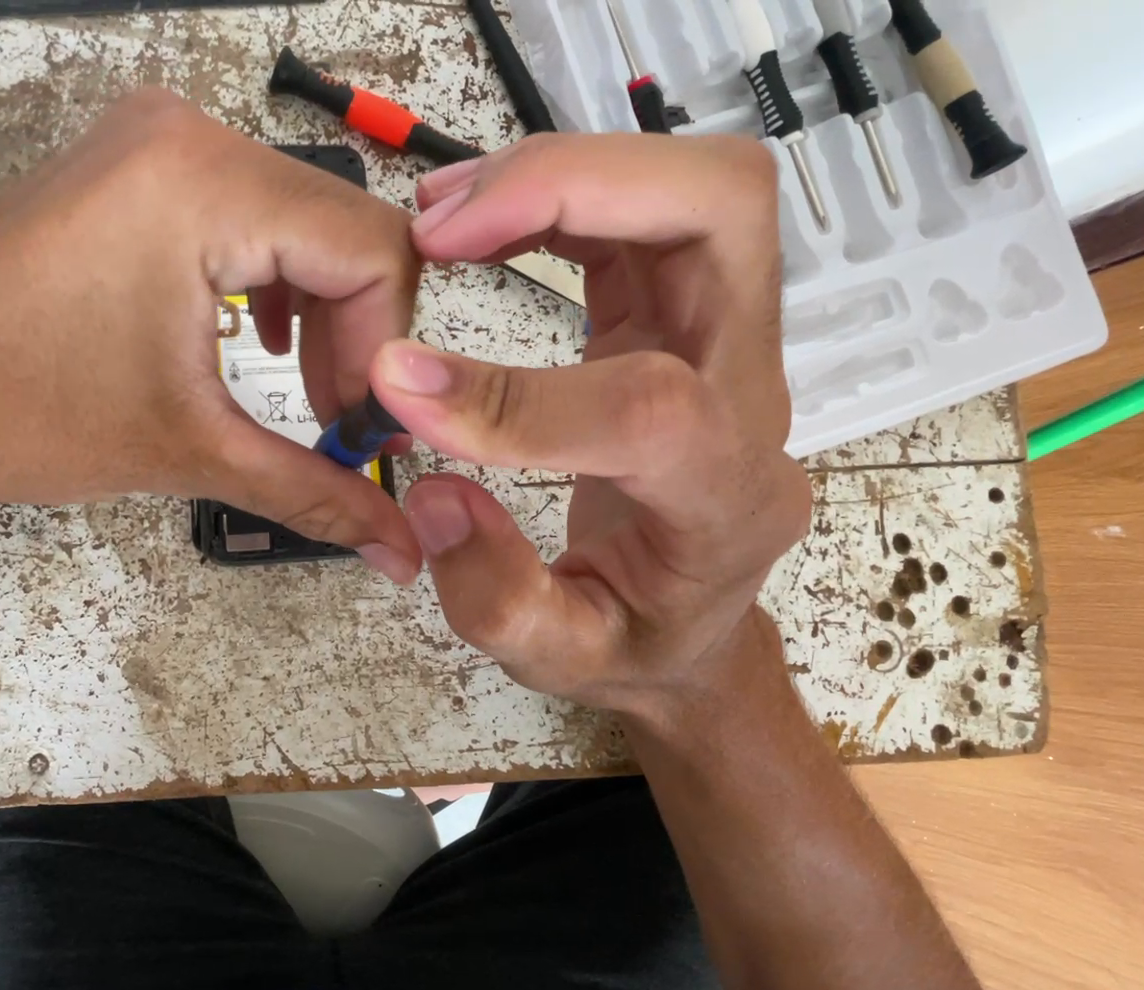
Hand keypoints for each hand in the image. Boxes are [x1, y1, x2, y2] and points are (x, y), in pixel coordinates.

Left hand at [0, 88, 423, 579]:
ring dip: (314, 315)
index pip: (374, 249)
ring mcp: (150, 144)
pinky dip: (264, 284)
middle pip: (340, 232)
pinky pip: (241, 215)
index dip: (387, 352)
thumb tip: (401, 547)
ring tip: (298, 394)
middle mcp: (184, 134)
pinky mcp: (128, 171)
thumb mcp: (188, 452)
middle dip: (354, 340)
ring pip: (295, 224)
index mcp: (201, 182)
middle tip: (335, 425)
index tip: (362, 432)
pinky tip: (250, 342)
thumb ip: (313, 495)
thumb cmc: (16, 413)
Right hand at [370, 134, 811, 719]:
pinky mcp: (677, 315)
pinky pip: (637, 213)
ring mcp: (723, 339)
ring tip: (436, 219)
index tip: (395, 384)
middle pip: (719, 214)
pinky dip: (549, 196)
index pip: (650, 411)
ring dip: (555, 176)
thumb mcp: (554, 658)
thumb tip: (432, 487)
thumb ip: (493, 593)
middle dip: (573, 190)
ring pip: (686, 187)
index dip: (517, 396)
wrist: (696, 626)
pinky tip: (469, 223)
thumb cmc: (630, 645)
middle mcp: (748, 394)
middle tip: (438, 228)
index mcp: (723, 498)